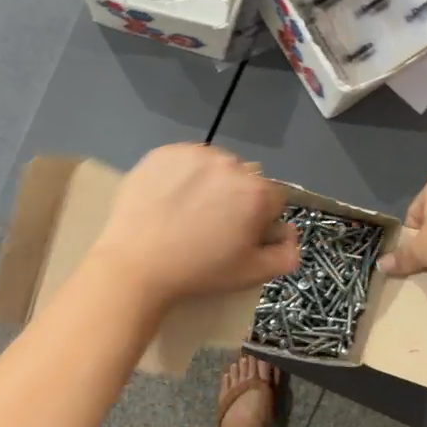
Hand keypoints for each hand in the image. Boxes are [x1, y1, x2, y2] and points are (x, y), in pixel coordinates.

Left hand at [89, 144, 299, 303]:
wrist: (136, 266)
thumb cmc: (199, 272)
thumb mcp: (252, 274)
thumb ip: (286, 254)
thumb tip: (290, 234)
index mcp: (258, 193)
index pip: (273, 199)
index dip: (258, 220)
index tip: (237, 236)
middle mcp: (231, 164)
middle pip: (245, 179)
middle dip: (235, 198)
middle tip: (210, 226)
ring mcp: (194, 155)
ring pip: (214, 167)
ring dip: (209, 183)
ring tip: (187, 212)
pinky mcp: (163, 152)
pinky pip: (183, 160)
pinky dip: (181, 175)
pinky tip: (168, 199)